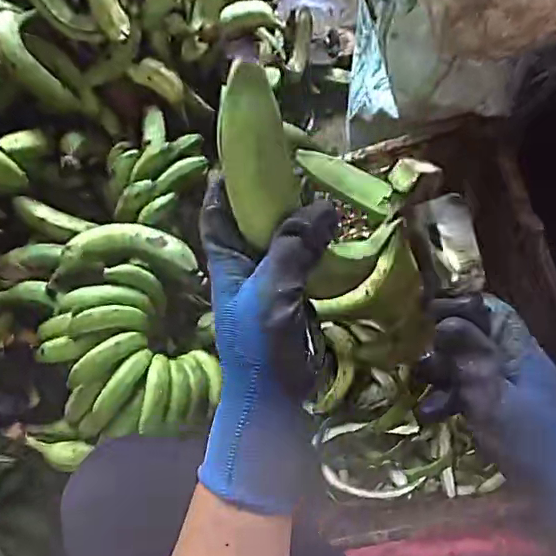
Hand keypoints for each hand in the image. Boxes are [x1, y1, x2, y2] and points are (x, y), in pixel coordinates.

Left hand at [197, 178, 338, 515]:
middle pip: (254, 221)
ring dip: (301, 222)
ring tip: (326, 198)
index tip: (249, 155)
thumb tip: (324, 207)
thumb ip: (293, 248)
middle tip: (303, 169)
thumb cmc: (260, 346)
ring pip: (283, 242)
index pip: (218, 211)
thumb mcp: (271, 291)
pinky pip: (304, 264)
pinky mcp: (293, 301)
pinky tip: (337, 239)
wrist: (274, 400)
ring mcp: (270, 285)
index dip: (227, 182)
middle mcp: (244, 268)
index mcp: (225, 261)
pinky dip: (318, 249)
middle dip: (274, 196)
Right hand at [418, 296, 555, 555]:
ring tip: (422, 389)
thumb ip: (470, 357)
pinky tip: (434, 414)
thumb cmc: (525, 439)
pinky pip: (474, 394)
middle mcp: (518, 362)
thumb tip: (446, 320)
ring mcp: (512, 388)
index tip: (427, 310)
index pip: (492, 310)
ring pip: (471, 367)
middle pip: (477, 338)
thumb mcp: (491, 395)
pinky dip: (453, 399)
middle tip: (419, 358)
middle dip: (445, 347)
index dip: (460, 306)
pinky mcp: (505, 411)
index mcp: (522, 350)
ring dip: (444, 377)